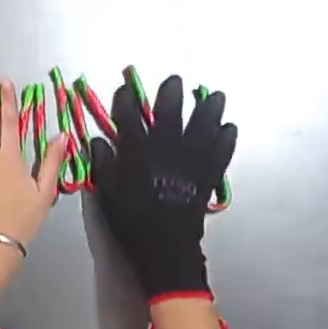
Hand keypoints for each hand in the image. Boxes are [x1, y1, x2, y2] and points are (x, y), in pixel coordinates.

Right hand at [88, 74, 236, 300]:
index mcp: (138, 154)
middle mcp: (166, 150)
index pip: (130, 119)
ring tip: (215, 96)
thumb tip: (98, 141)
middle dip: (171, 94)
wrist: (165, 247)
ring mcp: (190, 161)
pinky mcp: (207, 175)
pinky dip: (226, 138)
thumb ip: (104, 166)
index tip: (125, 91)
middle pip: (170, 113)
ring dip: (209, 109)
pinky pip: (220, 151)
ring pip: (203, 126)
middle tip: (175, 81)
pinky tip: (229, 128)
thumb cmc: (132, 222)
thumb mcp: (108, 196)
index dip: (127, 102)